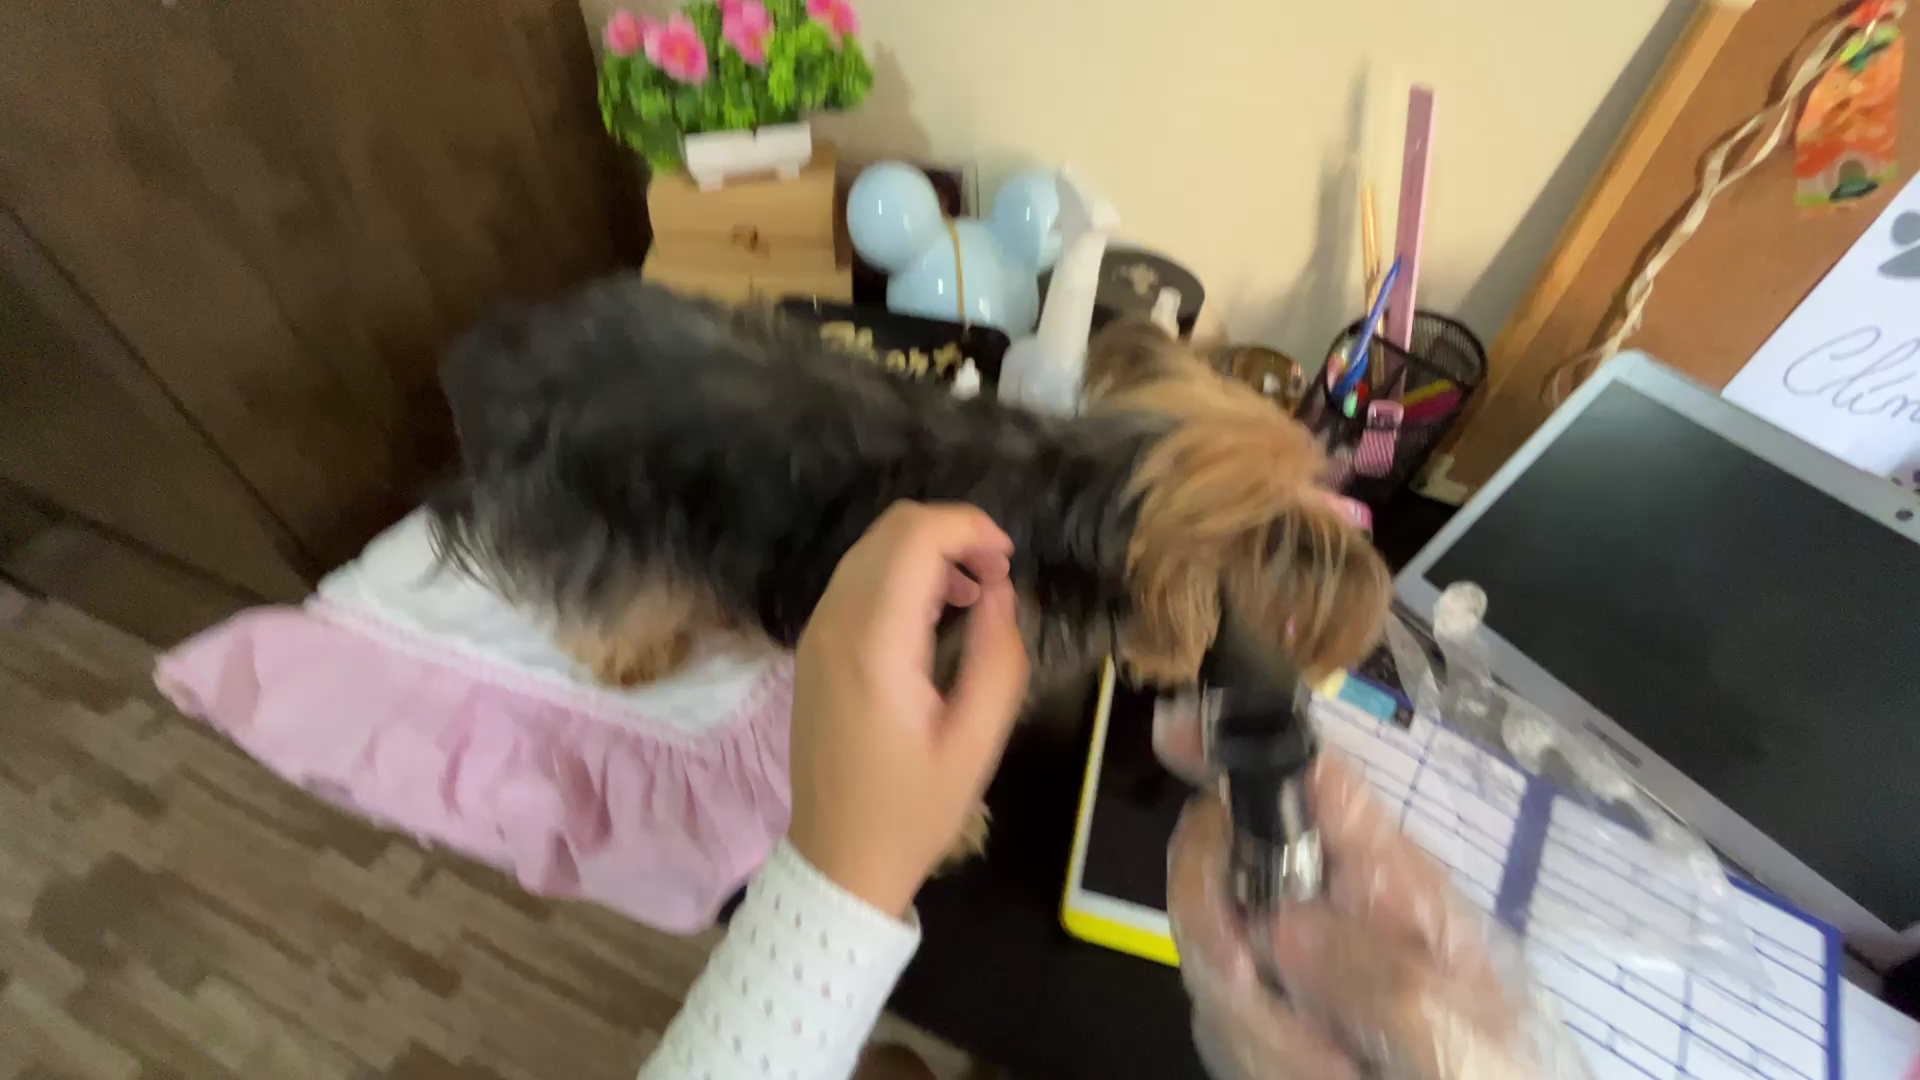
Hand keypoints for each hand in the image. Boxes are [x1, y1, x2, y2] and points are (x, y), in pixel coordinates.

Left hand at [788, 501, 1030, 917]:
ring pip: (872, 547)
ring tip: (973, 593)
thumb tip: (999, 590)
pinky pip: (857, 578)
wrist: (836, 859)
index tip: (1008, 560)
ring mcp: (815, 632)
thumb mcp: (977, 744)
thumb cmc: (912, 810)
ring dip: (927, 550)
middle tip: (997, 575)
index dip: (969, 527)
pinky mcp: (813, 645)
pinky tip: (934, 611)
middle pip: (891, 529)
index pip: (914, 538)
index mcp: (873, 645)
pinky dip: (901, 573)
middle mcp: (833, 623)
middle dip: (952, 532)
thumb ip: (999, 657)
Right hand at [1159, 699, 1559, 1078]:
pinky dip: (1249, 1051)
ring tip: (1329, 1065)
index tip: (1174, 734)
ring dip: (1249, 1016)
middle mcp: (1312, 887)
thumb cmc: (1490, 1070)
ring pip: (1198, 928)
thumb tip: (1283, 928)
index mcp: (1376, 868)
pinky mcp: (1248, 996)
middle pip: (1213, 839)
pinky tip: (1308, 1068)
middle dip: (1208, 909)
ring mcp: (1272, 940)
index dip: (1237, 739)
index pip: (1302, 774)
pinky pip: (1208, 1002)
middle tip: (1243, 980)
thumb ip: (1389, 982)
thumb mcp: (1467, 1038)